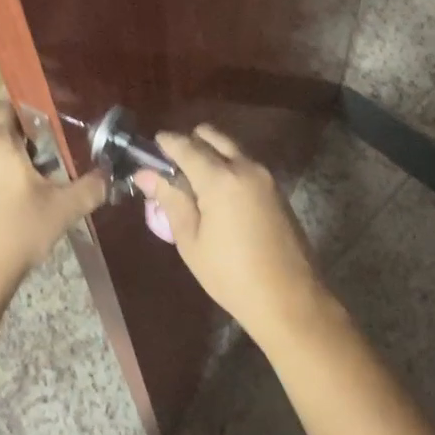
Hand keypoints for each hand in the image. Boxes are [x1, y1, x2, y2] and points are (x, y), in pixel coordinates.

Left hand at [0, 101, 107, 297]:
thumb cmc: (18, 234)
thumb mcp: (63, 210)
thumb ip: (91, 186)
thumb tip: (109, 172)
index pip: (13, 104)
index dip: (34, 113)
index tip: (53, 129)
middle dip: (19, 132)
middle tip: (45, 152)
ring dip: (2, 150)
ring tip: (26, 173)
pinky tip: (5, 191)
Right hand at [136, 125, 330, 345]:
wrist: (288, 298)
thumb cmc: (230, 274)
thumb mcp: (191, 240)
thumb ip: (171, 200)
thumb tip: (146, 174)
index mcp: (221, 179)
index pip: (186, 146)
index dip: (166, 143)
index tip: (150, 146)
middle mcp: (246, 167)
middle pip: (213, 136)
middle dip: (190, 141)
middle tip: (171, 164)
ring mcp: (266, 177)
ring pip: (232, 148)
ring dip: (210, 152)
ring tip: (192, 180)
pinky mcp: (277, 190)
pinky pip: (245, 164)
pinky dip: (227, 166)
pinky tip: (216, 193)